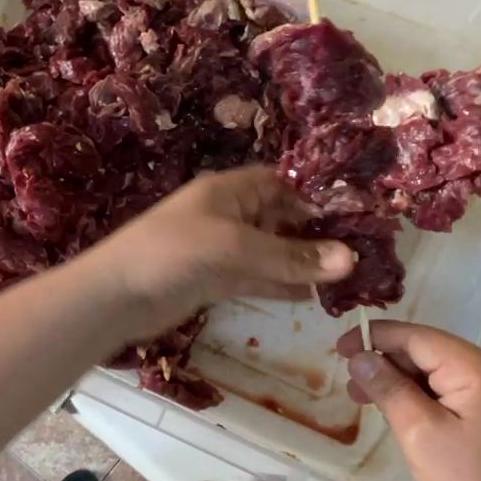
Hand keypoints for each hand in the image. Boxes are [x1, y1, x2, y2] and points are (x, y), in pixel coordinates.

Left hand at [82, 167, 355, 335]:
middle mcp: (228, 215)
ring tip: (350, 277)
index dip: (318, 196)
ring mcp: (221, 250)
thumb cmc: (169, 253)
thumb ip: (289, 255)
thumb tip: (350, 260)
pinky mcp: (214, 281)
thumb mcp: (233, 247)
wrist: (115, 295)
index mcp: (230, 191)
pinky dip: (281, 286)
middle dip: (317, 233)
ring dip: (303, 263)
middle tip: (365, 251)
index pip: (283, 184)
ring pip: (272, 252)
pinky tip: (313, 296)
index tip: (359, 215)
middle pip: (281, 218)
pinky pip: (257, 279)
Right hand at [337, 321, 480, 480]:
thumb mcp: (419, 431)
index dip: (376, 336)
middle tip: (347, 380)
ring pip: (430, 372)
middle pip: (426, 351)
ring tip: (359, 397)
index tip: (337, 348)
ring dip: (394, 379)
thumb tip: (358, 356)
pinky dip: (411, 395)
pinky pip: (440, 392)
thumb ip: (388, 388)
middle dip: (384, 359)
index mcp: (480, 370)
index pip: (420, 337)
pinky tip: (388, 409)